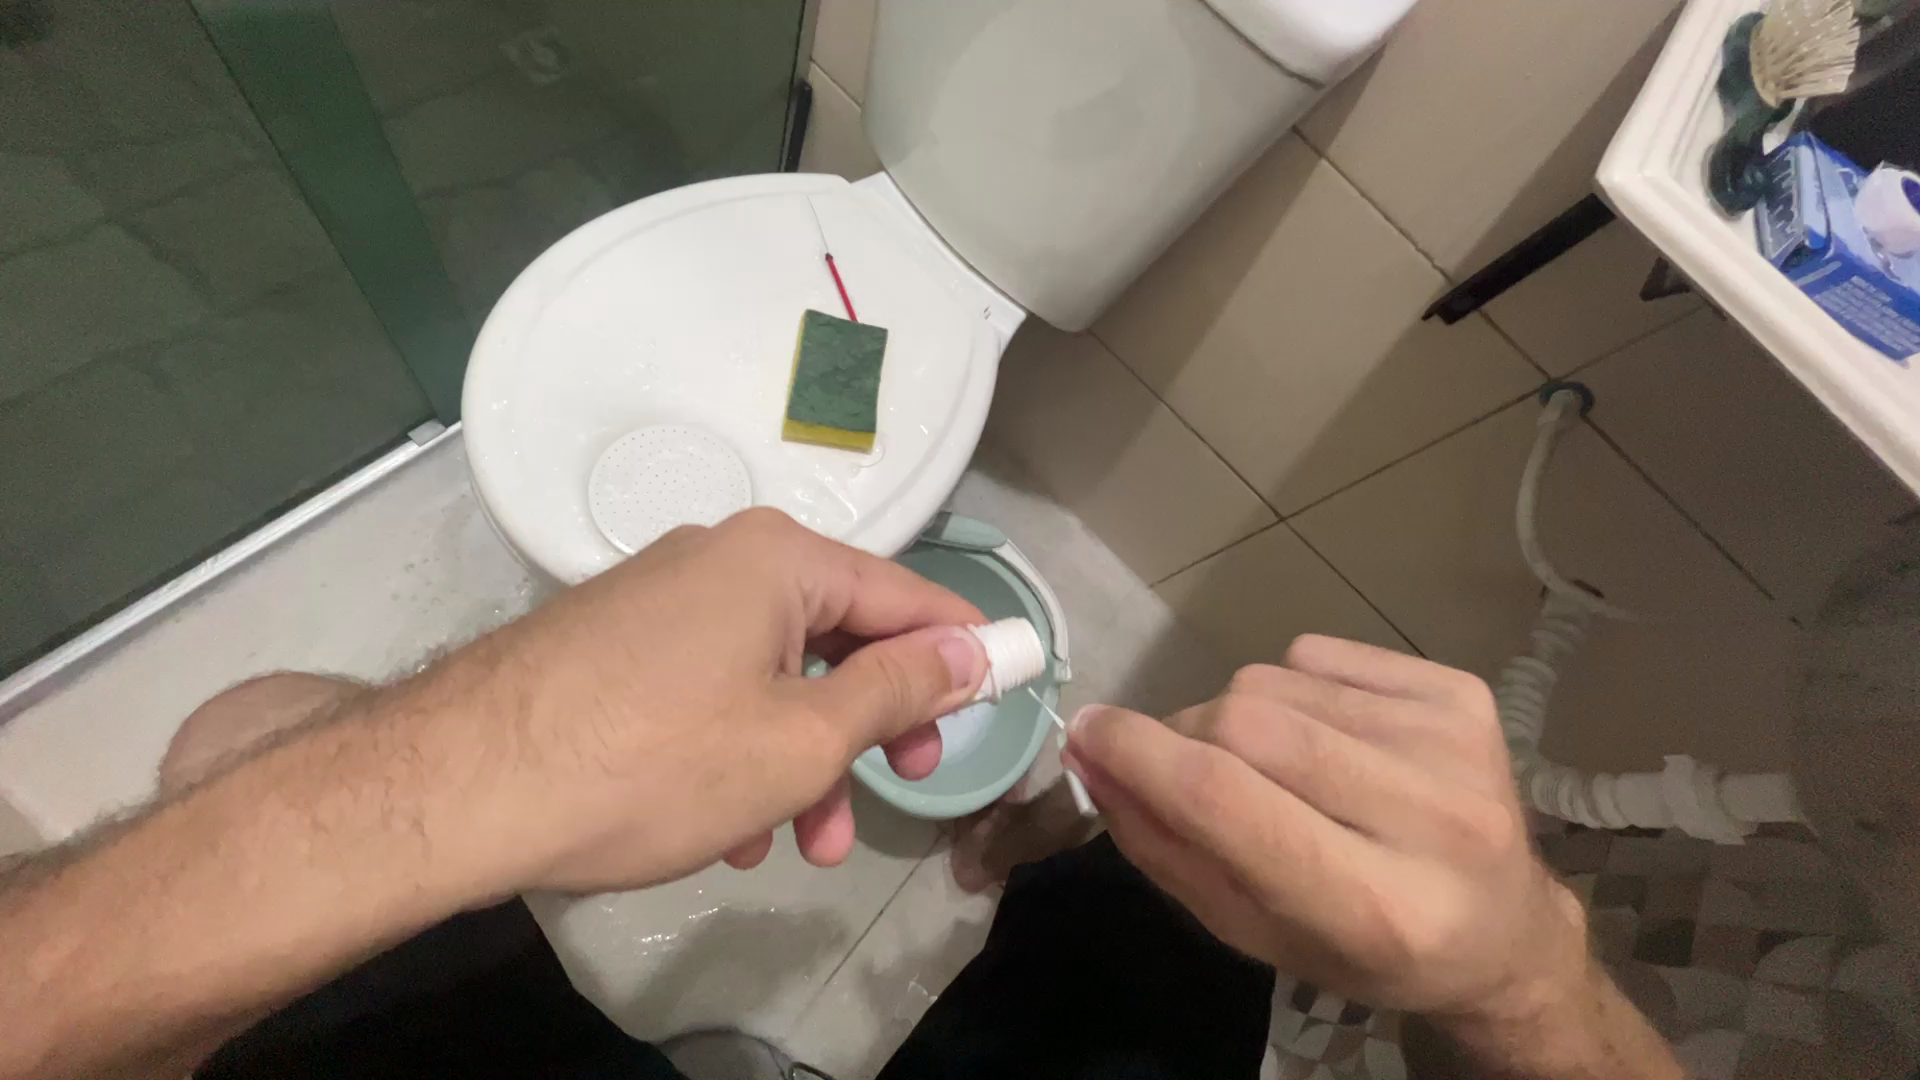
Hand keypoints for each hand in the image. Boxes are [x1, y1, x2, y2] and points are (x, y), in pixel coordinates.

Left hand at [412, 508, 986, 895]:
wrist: (451, 790)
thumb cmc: (655, 760)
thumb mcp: (803, 737)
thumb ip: (900, 687)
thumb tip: (977, 652)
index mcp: (781, 559)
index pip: (904, 595)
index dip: (960, 645)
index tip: (1002, 684)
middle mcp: (728, 558)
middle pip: (840, 636)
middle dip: (875, 719)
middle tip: (903, 778)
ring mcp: (670, 597)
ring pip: (777, 672)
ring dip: (806, 752)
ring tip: (801, 838)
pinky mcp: (628, 640)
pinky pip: (719, 684)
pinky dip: (745, 745)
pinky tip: (732, 820)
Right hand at [1064, 636, 1588, 1023]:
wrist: (1503, 931)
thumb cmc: (1361, 948)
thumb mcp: (1246, 928)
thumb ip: (1158, 843)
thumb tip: (1089, 755)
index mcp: (1376, 907)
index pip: (1225, 798)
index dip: (1138, 754)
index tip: (1084, 732)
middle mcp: (1431, 818)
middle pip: (1242, 723)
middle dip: (1183, 735)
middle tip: (1186, 766)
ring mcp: (1453, 743)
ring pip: (1269, 681)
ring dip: (1236, 715)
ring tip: (1272, 763)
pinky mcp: (1463, 692)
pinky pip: (1313, 653)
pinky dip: (1288, 687)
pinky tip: (1324, 735)